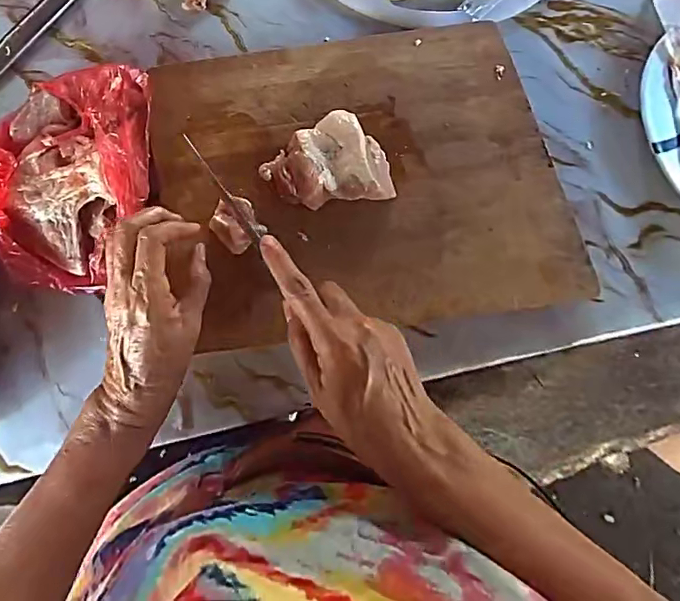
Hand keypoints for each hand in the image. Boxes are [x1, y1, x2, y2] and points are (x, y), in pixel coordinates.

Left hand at [90, 208, 209, 431]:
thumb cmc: (166, 362)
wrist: (131, 392)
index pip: (151, 240)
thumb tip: (199, 251)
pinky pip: (115, 253)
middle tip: (176, 217)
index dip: (174, 226)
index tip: (193, 231)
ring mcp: (110, 288)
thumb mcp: (192, 323)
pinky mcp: (109, 292)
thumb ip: (198, 282)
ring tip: (165, 225)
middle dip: (152, 215)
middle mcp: (122, 285)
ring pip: (114, 238)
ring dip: (140, 223)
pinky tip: (153, 245)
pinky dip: (133, 238)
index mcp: (145, 292)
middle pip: (125, 230)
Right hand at [259, 236, 482, 490]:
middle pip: (327, 292)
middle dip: (315, 304)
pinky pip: (364, 323)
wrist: (410, 436)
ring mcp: (379, 324)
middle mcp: (357, 323)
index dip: (281, 266)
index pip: (300, 293)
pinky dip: (356, 336)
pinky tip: (365, 369)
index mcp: (333, 339)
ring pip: (346, 310)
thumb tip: (290, 310)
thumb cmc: (358, 423)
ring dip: (337, 325)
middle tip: (313, 338)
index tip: (268, 243)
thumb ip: (301, 345)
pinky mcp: (394, 330)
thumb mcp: (317, 390)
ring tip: (345, 367)